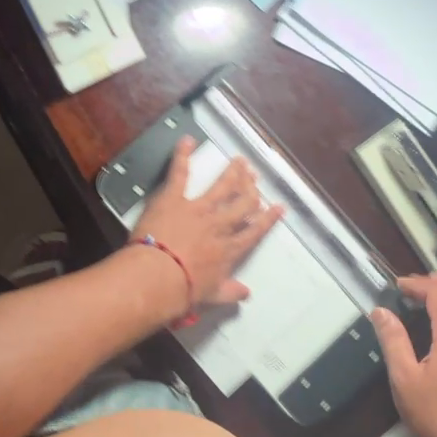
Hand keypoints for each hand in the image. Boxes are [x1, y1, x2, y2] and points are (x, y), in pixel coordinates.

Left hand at [129, 136, 283, 309]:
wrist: (159, 276)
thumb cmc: (184, 291)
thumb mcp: (212, 296)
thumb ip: (229, 292)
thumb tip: (246, 293)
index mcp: (229, 250)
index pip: (254, 232)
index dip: (267, 219)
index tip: (278, 207)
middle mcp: (219, 225)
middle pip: (242, 204)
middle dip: (250, 189)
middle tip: (255, 178)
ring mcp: (198, 208)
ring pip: (221, 186)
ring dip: (232, 172)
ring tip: (240, 161)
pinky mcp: (174, 197)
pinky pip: (180, 172)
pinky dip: (183, 155)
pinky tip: (187, 140)